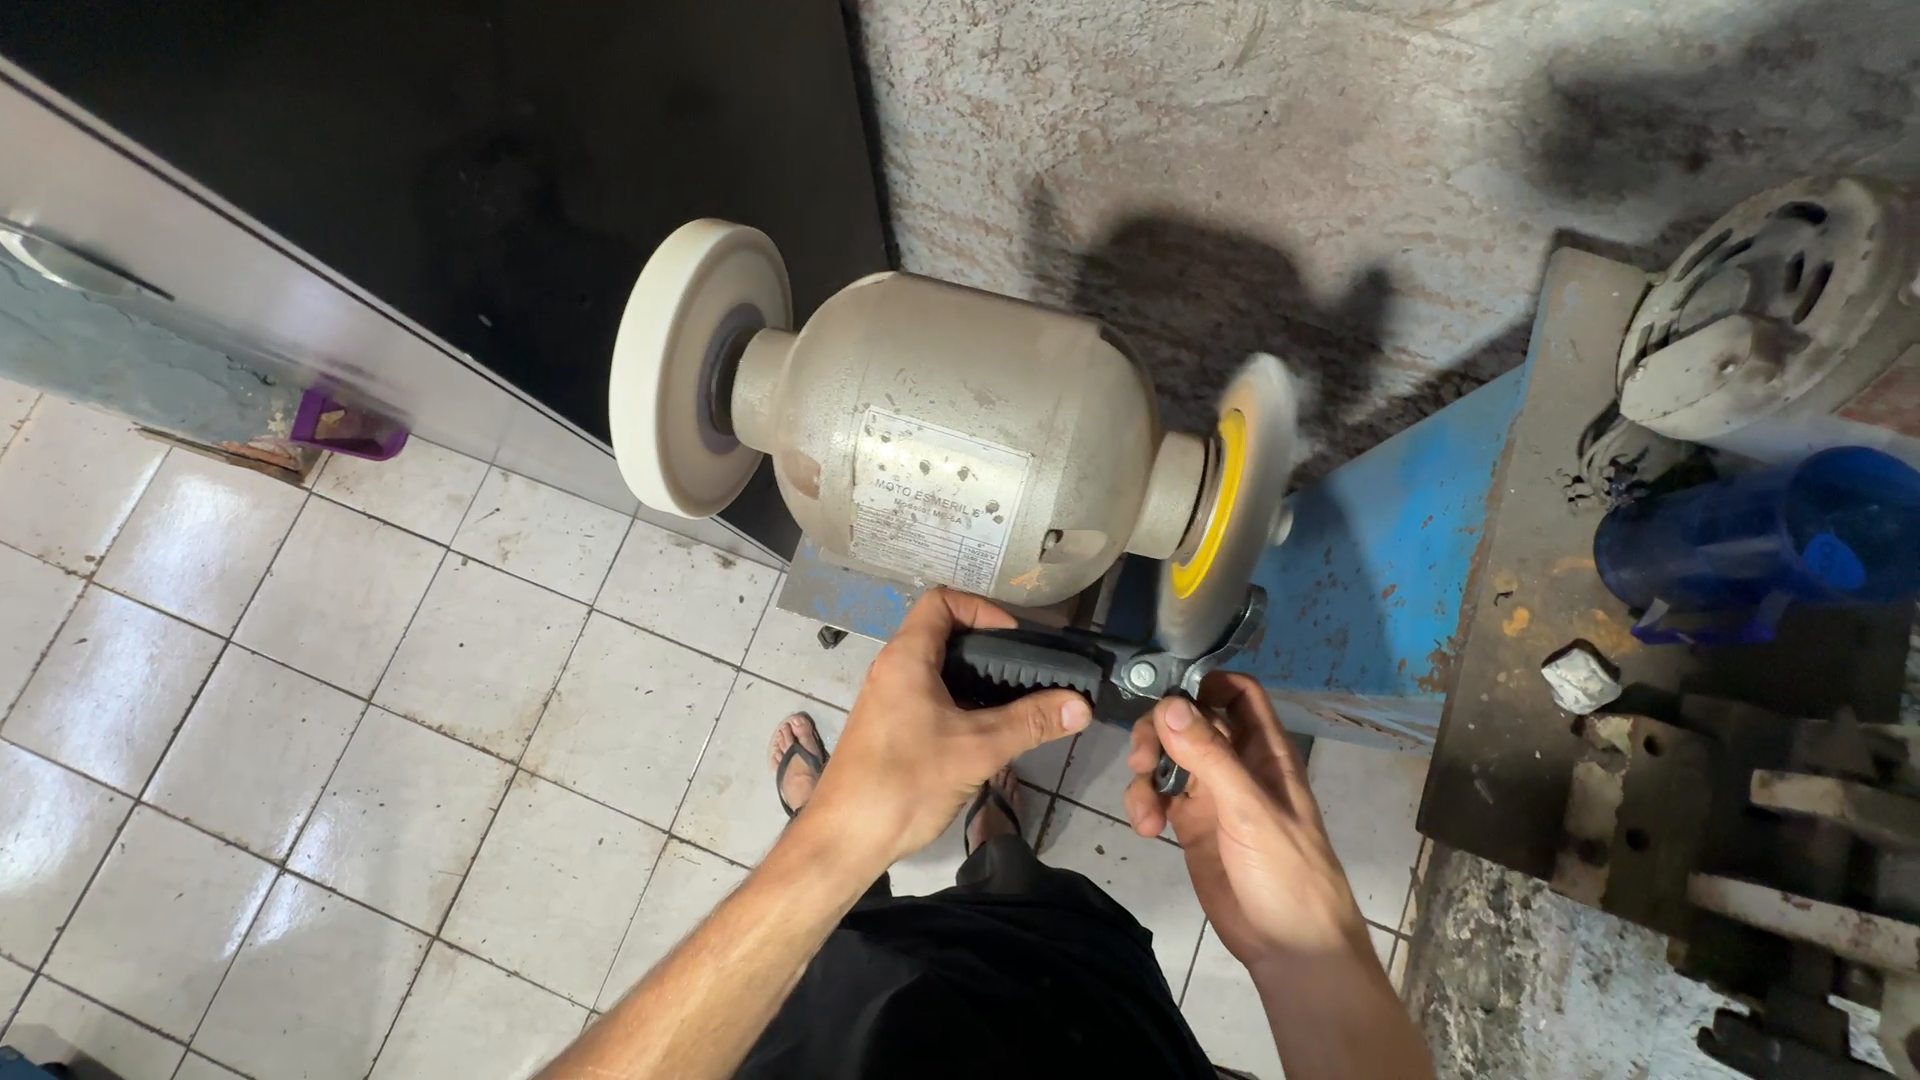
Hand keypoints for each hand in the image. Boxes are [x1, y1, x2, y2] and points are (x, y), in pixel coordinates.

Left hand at [799, 587, 1090, 874]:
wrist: (844, 840)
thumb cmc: (906, 781)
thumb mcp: (977, 748)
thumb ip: (1031, 722)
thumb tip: (1082, 706)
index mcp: (906, 657)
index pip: (942, 601)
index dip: (982, 609)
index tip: (1014, 641)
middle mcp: (892, 668)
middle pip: (943, 633)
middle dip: (987, 647)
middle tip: (1024, 673)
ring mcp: (887, 698)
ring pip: (937, 668)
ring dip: (975, 678)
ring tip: (1014, 702)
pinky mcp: (888, 727)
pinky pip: (928, 696)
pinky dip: (958, 701)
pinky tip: (984, 732)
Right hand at [1124, 673, 1373, 975]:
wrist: (1290, 951)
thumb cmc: (1288, 874)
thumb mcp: (1250, 811)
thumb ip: (1209, 756)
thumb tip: (1168, 703)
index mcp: (1264, 751)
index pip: (1238, 693)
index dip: (1205, 684)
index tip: (1167, 696)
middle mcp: (1235, 763)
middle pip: (1187, 721)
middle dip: (1158, 732)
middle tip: (1141, 759)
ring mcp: (1210, 793)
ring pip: (1166, 756)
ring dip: (1145, 773)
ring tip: (1143, 812)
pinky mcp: (1189, 823)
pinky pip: (1156, 795)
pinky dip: (1143, 803)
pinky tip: (1145, 828)